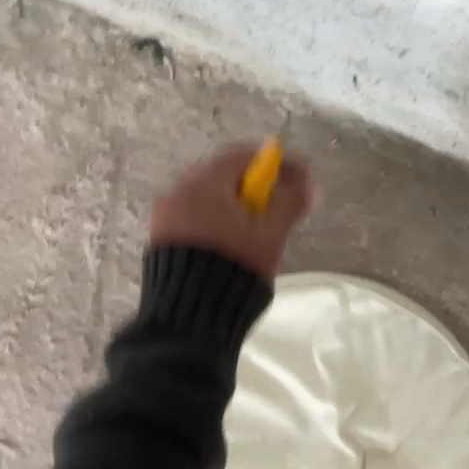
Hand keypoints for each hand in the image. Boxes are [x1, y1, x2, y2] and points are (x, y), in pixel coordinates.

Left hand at [149, 144, 315, 278]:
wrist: (191, 312)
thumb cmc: (235, 265)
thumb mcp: (271, 233)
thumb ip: (291, 202)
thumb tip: (309, 183)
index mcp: (205, 181)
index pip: (244, 156)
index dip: (276, 164)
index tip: (299, 177)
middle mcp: (178, 188)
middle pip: (223, 176)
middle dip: (254, 186)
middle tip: (279, 204)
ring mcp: (165, 214)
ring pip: (207, 198)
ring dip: (234, 205)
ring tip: (256, 228)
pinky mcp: (159, 238)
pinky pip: (193, 217)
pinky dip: (215, 221)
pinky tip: (230, 242)